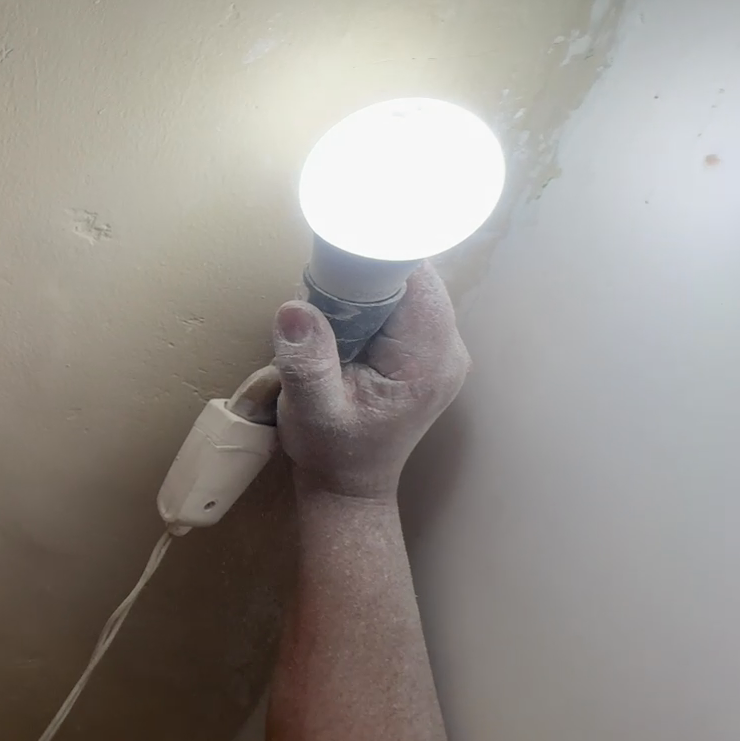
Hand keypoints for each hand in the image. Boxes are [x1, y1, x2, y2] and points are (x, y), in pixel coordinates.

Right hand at [271, 264, 470, 502]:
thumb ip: (306, 361)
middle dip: (362, 276)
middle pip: (410, 282)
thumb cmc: (332, 452)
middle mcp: (444, 350)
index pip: (416, 283)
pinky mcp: (414, 354)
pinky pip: (392, 310)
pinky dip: (360, 307)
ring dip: (358, 291)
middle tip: (316, 285)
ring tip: (320, 309)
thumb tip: (295, 308)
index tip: (335, 254)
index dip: (378, 260)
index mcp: (430, 360)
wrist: (346, 486)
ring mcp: (433, 352)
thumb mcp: (311, 410)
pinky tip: (332, 322)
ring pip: (399, 293)